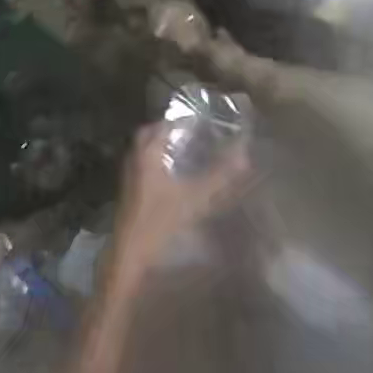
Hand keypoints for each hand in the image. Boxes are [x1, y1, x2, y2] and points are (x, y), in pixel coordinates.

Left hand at [113, 123, 250, 270]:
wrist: (130, 254)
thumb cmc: (160, 221)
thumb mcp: (195, 197)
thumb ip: (219, 175)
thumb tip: (243, 155)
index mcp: (147, 152)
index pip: (165, 123)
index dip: (185, 118)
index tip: (205, 118)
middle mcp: (134, 157)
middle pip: (152, 133)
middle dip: (173, 129)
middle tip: (196, 132)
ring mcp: (129, 174)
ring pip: (146, 150)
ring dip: (165, 146)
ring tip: (191, 149)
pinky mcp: (129, 190)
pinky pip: (145, 165)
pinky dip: (160, 162)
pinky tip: (177, 174)